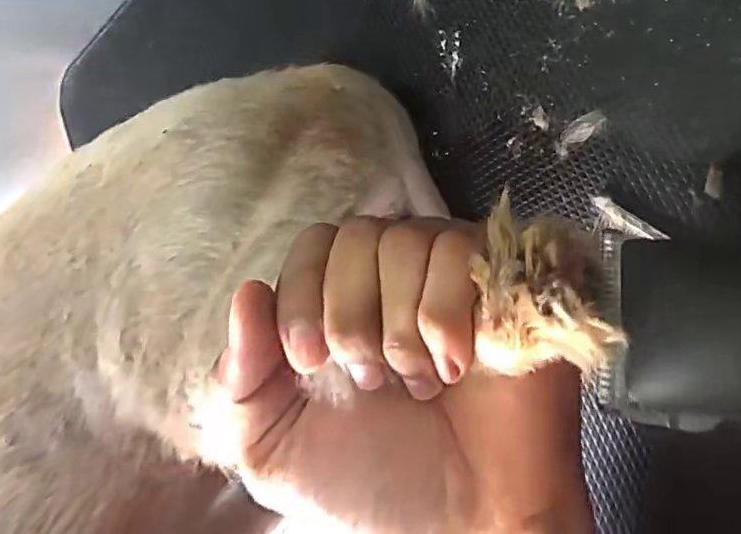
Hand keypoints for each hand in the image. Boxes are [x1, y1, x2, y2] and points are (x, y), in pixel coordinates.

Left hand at [210, 218, 592, 533]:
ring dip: (402, 328)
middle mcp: (397, 271)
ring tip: (420, 381)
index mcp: (343, 300)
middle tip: (371, 380)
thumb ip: (244, 381)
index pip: (315, 242)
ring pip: (407, 240)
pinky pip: (457, 250)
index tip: (311, 364)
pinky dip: (446, 316)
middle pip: (358, 234)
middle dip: (352, 316)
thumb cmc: (379, 479)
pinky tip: (457, 364)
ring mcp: (450, 266)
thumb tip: (247, 293)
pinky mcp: (496, 269)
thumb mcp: (280, 449)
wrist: (471, 510)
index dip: (303, 293)